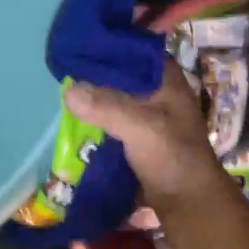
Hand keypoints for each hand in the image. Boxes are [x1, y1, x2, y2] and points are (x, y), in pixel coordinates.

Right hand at [64, 59, 224, 207]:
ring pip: (111, 94)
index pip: (129, 48)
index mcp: (164, 76)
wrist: (189, 203)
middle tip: (60, 71)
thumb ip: (106, 107)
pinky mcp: (136, 132)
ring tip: (59, 90)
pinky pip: (109, 115)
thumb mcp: (141, 127)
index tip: (73, 47)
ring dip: (90, 96)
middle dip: (91, 73)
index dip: (103, 45)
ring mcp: (146, 110)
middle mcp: (155, 87)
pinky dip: (93, 115)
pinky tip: (72, 116)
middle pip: (117, 71)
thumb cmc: (173, 157)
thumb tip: (69, 90)